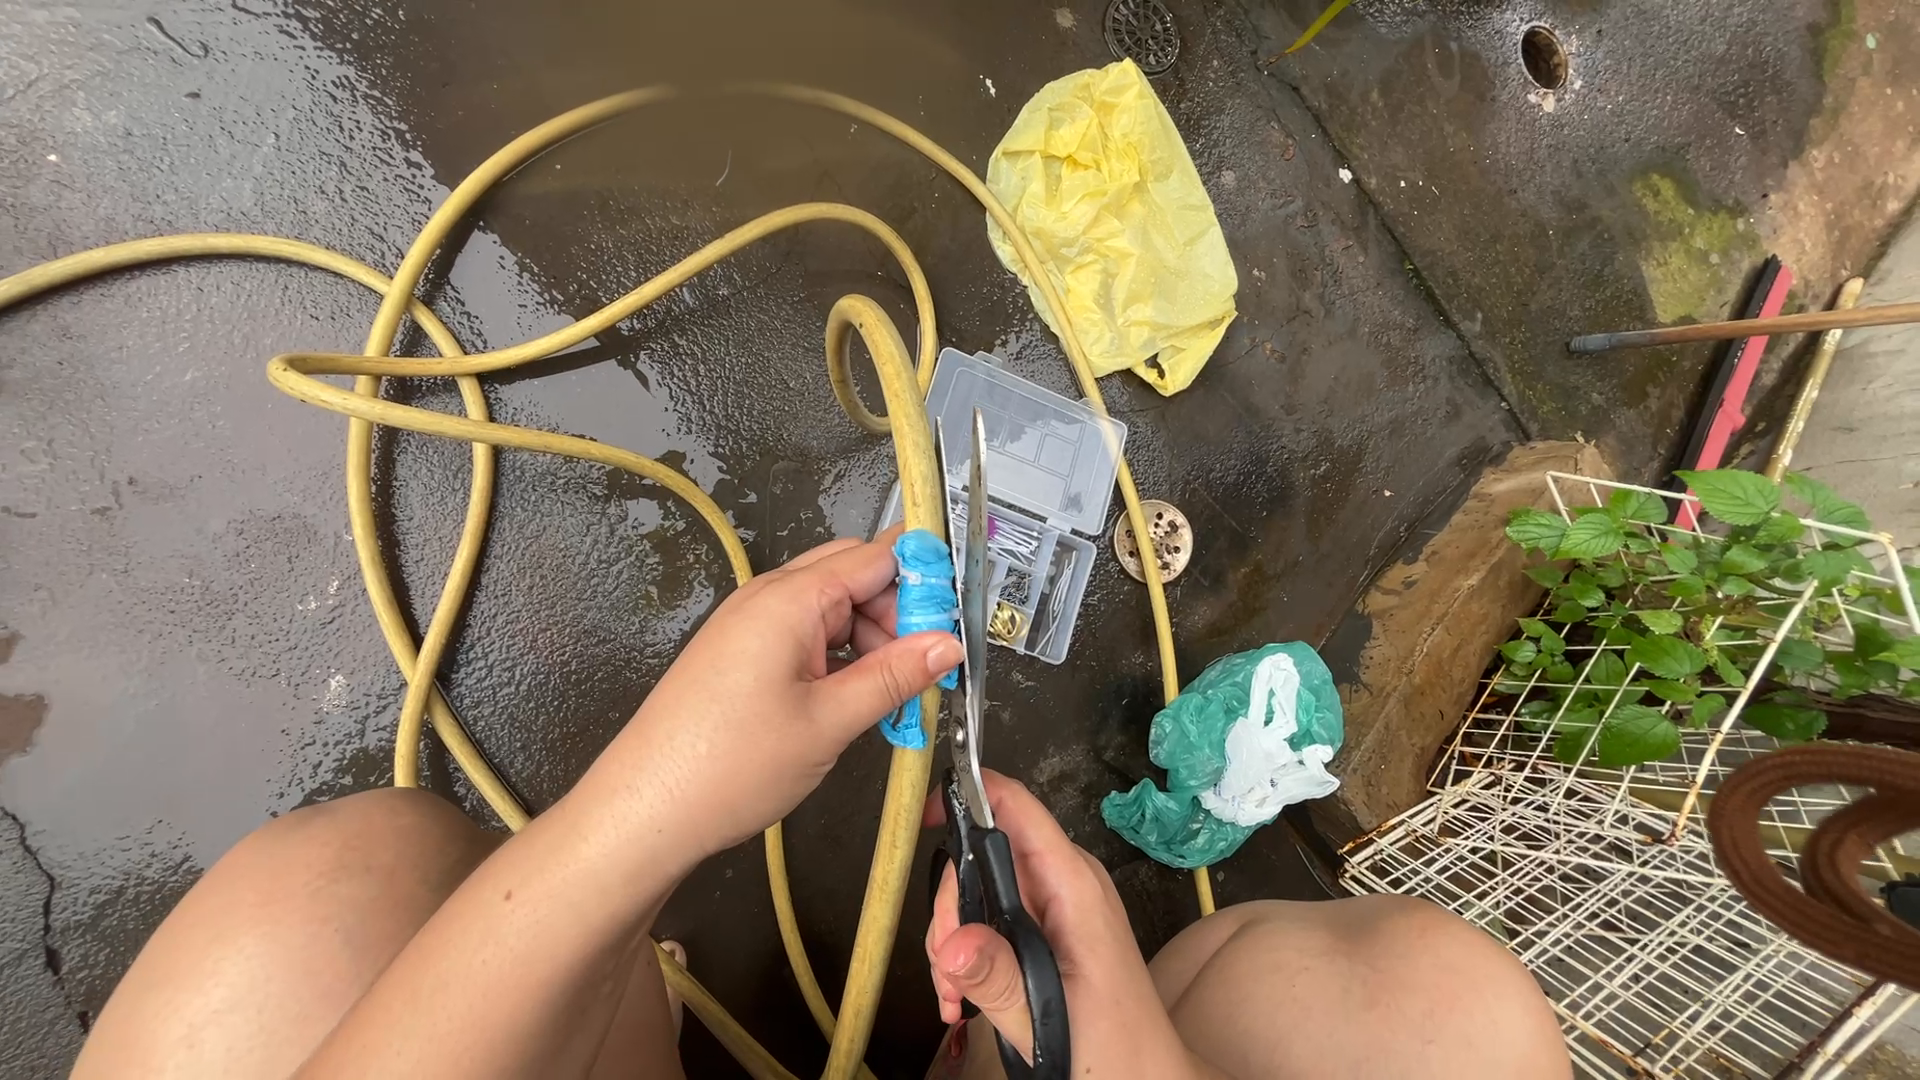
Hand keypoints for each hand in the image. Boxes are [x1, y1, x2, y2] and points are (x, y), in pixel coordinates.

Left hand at [582, 531, 961, 865]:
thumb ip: (895, 676)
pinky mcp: (742, 651)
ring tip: (894, 695)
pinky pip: (806, 634)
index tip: (958, 613)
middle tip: (926, 665)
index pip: (875, 557)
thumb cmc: (732, 765)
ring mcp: (751, 623)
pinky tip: (856, 696)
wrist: (643, 812)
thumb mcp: (830, 721)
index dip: (924, 577)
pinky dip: (840, 656)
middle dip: (898, 612)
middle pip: (854, 577)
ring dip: (872, 639)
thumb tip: (949, 644)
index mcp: (790, 599)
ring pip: (833, 608)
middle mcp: (768, 596)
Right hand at [924, 771, 1198, 1077]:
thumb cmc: (1113, 1050)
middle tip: (945, 966)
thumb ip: (997, 978)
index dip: (970, 793)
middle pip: (985, 852)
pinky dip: (972, 947)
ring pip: (983, 885)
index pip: (1017, 806)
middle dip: (952, 904)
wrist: (1148, 1078)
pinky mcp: (1049, 921)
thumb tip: (950, 942)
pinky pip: (996, 911)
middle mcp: (1063, 878)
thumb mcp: (1048, 1019)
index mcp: (1072, 883)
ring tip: (953, 995)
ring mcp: (1056, 899)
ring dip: (956, 934)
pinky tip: (963, 993)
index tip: (925, 816)